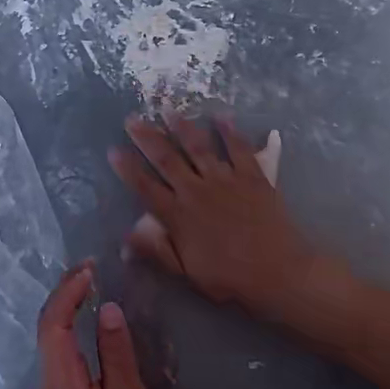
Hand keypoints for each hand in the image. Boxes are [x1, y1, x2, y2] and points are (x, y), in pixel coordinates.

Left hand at [37, 262, 160, 388]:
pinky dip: (69, 318)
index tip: (92, 270)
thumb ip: (117, 355)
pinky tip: (87, 312)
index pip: (53, 323)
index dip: (68, 291)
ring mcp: (54, 385)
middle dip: (65, 289)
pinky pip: (59, 343)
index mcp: (62, 379)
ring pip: (50, 332)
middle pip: (47, 323)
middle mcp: (50, 378)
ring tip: (90, 280)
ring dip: (66, 301)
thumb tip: (109, 308)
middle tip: (91, 266)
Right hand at [108, 113, 322, 318]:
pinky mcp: (251, 175)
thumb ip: (157, 251)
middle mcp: (197, 190)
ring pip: (198, 147)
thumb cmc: (229, 277)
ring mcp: (225, 179)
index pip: (145, 187)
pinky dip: (230, 131)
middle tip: (132, 119)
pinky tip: (222, 116)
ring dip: (182, 127)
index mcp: (178, 215)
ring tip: (168, 110)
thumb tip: (125, 238)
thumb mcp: (187, 272)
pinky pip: (238, 148)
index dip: (127, 168)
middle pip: (166, 159)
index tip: (113, 150)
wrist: (276, 270)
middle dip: (147, 138)